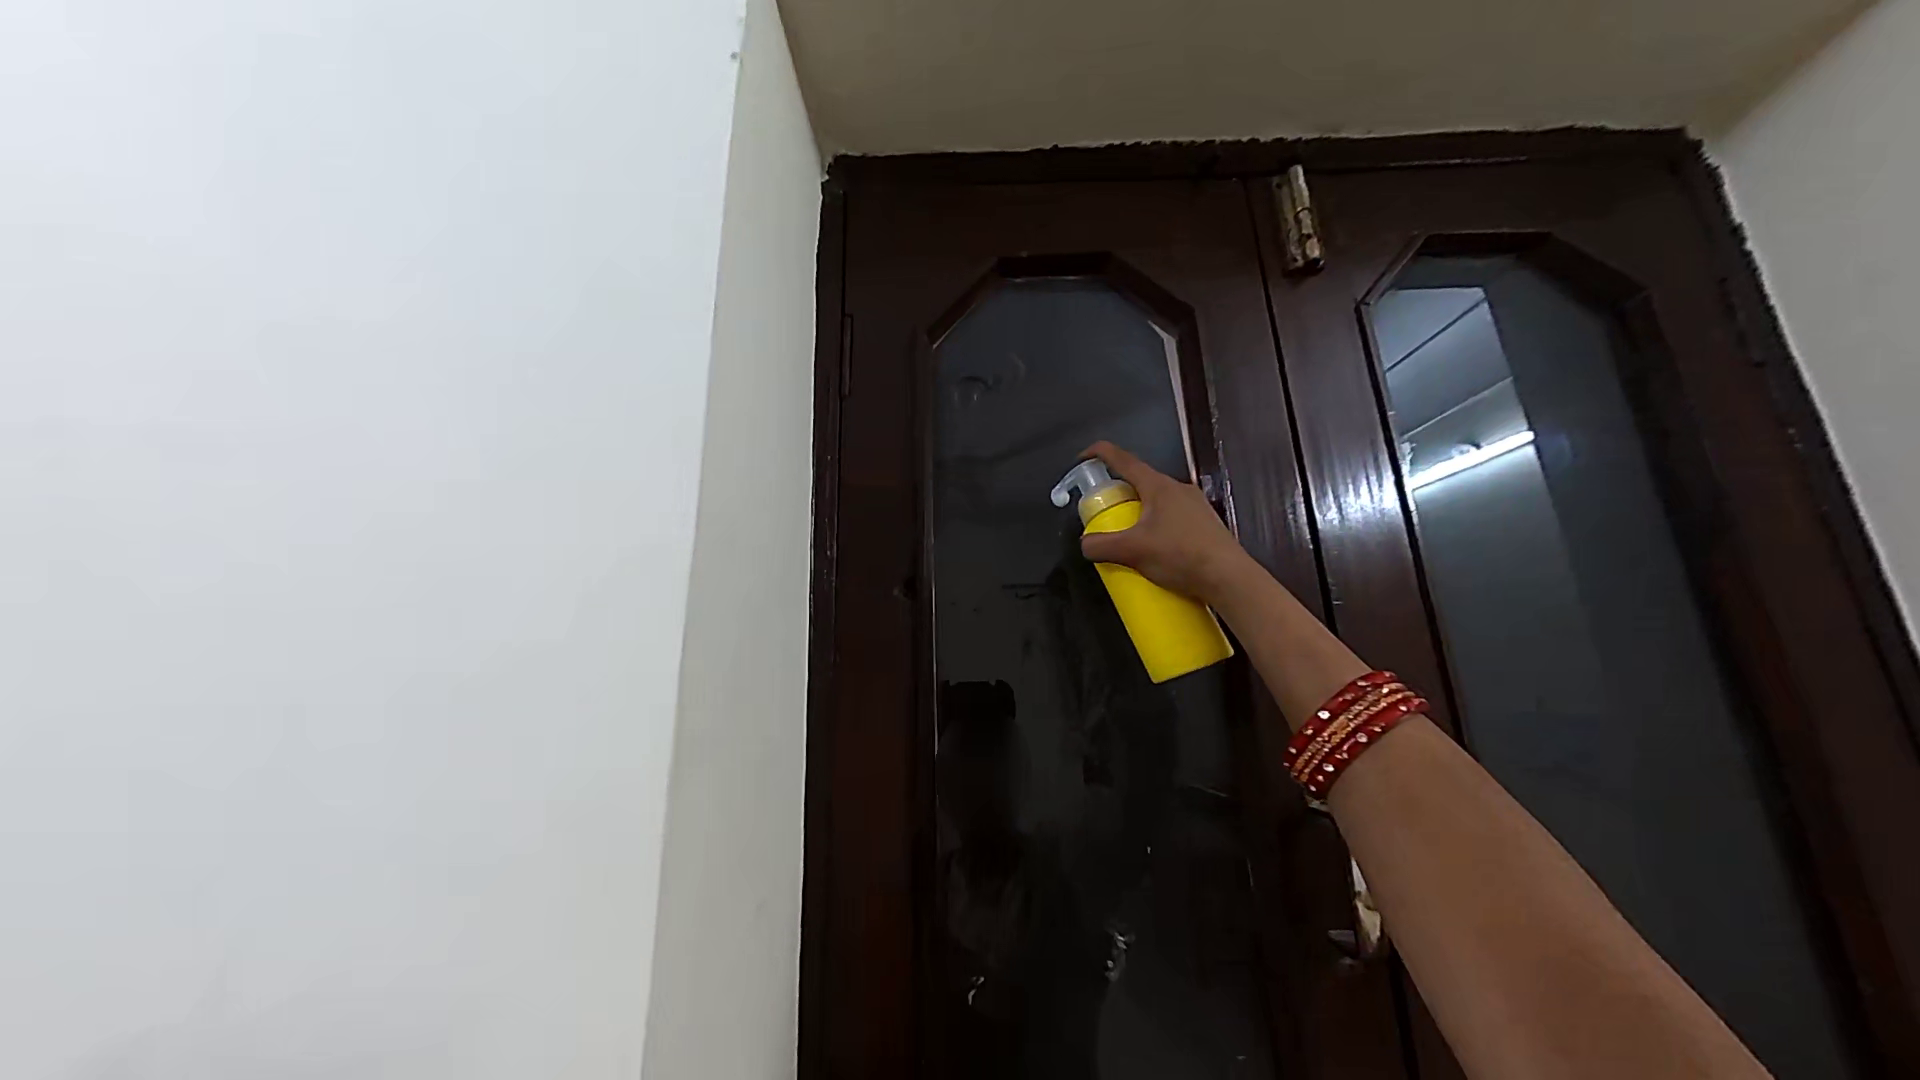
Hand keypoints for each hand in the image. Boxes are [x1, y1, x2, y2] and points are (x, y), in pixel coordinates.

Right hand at [1075, 441, 1255, 603]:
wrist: (1229, 578)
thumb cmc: (1180, 555)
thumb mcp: (1132, 551)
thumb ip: (1101, 546)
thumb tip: (1085, 544)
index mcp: (1158, 486)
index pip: (1124, 459)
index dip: (1100, 453)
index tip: (1083, 458)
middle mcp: (1178, 489)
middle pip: (1140, 482)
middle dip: (1118, 493)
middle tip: (1104, 513)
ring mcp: (1195, 506)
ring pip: (1157, 501)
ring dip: (1138, 513)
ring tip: (1127, 537)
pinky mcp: (1205, 524)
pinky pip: (1172, 518)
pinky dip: (1156, 527)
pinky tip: (1155, 550)